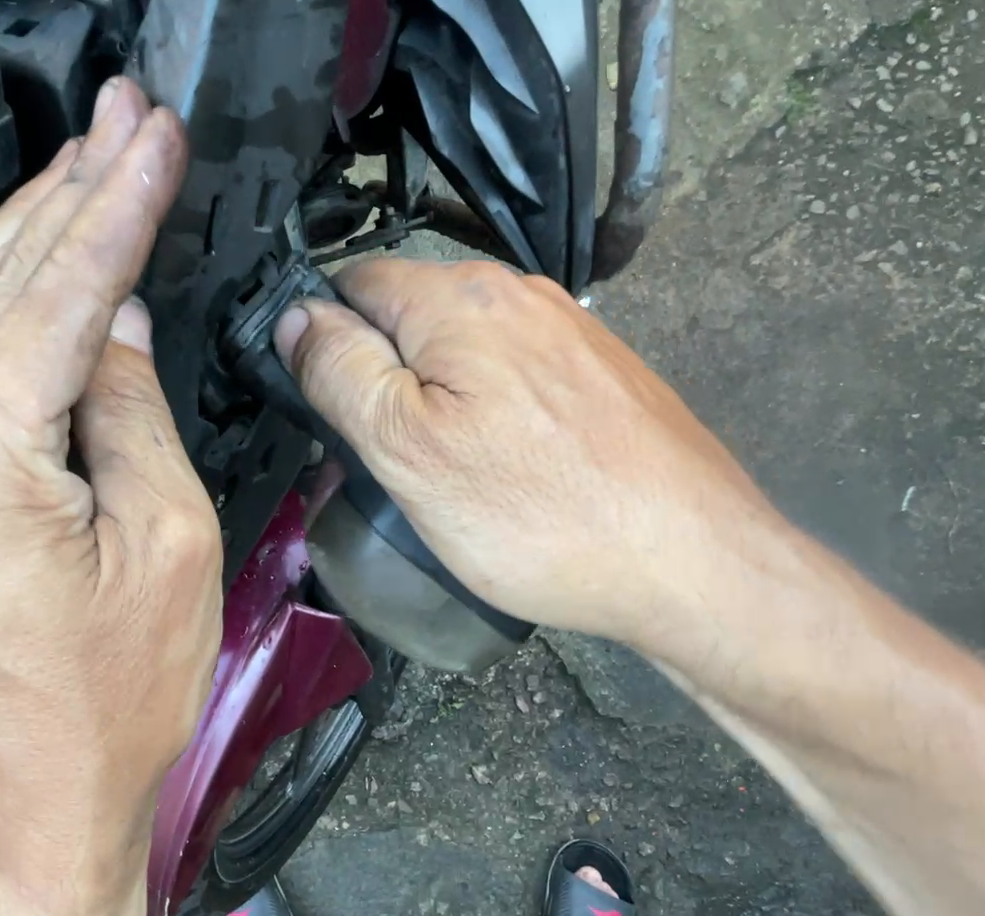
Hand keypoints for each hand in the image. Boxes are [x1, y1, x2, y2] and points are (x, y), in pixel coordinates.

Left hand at [0, 79, 214, 888]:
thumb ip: (133, 415)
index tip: (155, 138)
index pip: (54, 306)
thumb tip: (118, 324)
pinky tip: (43, 275)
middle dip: (63, 197)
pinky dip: (4, 310)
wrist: (62, 787)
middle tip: (123, 120)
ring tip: (88, 172)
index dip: (112, 213)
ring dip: (26, 240)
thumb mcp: (171, 541)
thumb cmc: (129, 688)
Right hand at [274, 258, 779, 656]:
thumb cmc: (535, 514)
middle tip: (380, 463)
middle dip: (379, 377)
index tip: (329, 414)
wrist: (689, 562)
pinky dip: (485, 411)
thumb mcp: (406, 450)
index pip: (351, 285)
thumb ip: (341, 373)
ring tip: (441, 477)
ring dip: (431, 399)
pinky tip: (502, 470)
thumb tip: (295, 318)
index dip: (324, 343)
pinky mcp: (599, 373)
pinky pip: (512, 375)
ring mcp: (567, 330)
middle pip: (408, 318)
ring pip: (460, 350)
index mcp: (459, 298)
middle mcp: (518, 294)